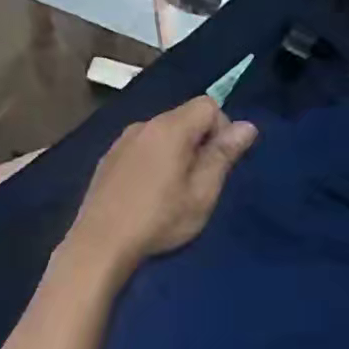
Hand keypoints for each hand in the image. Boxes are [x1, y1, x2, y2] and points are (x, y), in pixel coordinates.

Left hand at [66, 97, 257, 271]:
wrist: (101, 243)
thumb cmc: (160, 219)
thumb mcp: (202, 193)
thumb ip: (224, 155)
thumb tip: (247, 126)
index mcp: (170, 128)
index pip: (208, 105)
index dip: (222, 129)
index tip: (218, 164)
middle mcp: (144, 124)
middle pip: (184, 117)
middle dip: (200, 143)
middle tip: (199, 184)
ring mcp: (122, 141)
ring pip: (162, 134)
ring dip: (176, 153)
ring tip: (173, 192)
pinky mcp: (108, 159)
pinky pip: (142, 148)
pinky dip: (154, 161)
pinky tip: (148, 194)